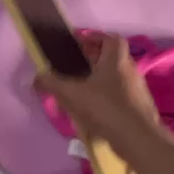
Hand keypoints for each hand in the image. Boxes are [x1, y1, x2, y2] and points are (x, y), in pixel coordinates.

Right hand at [35, 32, 162, 150]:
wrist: (138, 138)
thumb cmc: (104, 108)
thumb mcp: (71, 94)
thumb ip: (51, 83)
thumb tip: (36, 78)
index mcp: (116, 62)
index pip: (111, 39)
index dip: (96, 36)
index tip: (80, 40)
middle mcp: (130, 71)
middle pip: (112, 57)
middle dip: (94, 57)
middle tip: (75, 62)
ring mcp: (136, 90)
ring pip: (116, 76)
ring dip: (99, 76)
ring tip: (80, 86)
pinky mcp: (138, 107)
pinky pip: (119, 93)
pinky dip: (106, 94)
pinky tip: (92, 107)